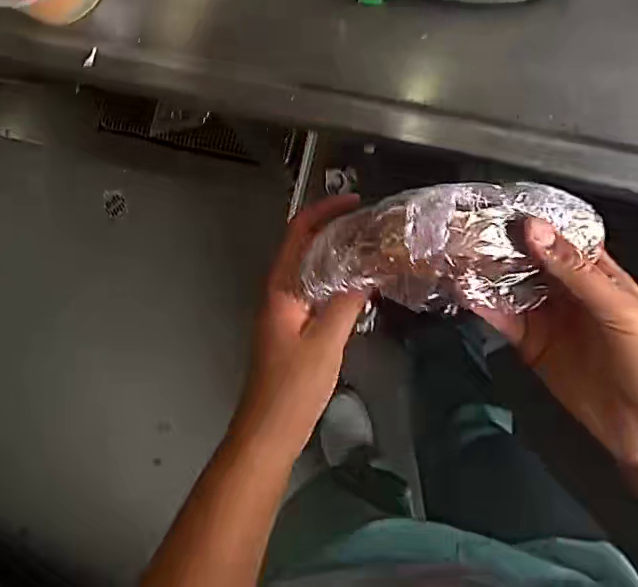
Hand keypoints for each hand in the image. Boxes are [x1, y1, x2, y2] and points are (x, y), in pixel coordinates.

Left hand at [234, 193, 368, 446]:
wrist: (267, 434)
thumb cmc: (291, 389)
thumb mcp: (326, 341)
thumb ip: (347, 301)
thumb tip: (368, 268)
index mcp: (280, 287)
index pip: (298, 232)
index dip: (324, 210)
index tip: (354, 202)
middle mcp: (279, 291)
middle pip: (304, 244)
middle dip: (335, 227)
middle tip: (370, 223)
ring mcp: (285, 309)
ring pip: (311, 266)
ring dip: (337, 251)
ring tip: (369, 247)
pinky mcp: (293, 325)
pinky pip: (316, 287)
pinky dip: (337, 276)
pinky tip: (359, 284)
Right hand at [476, 218, 637, 468]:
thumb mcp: (620, 307)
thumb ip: (574, 269)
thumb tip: (535, 229)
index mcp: (596, 270)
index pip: (556, 235)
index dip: (529, 220)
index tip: (496, 205)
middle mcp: (569, 289)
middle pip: (528, 258)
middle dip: (499, 243)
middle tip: (467, 227)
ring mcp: (551, 318)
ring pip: (511, 285)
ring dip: (486, 271)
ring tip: (458, 253)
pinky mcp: (535, 348)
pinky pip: (505, 320)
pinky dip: (484, 305)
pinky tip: (466, 290)